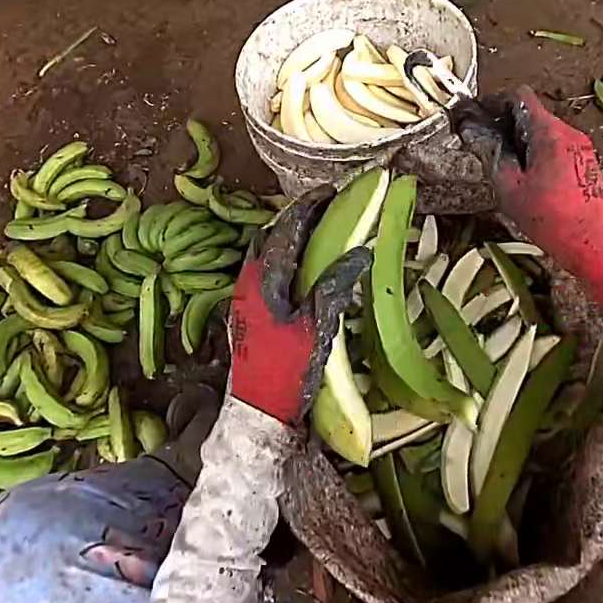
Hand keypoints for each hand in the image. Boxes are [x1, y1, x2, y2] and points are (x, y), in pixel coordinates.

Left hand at [227, 186, 371, 424]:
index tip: (331, 193)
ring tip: (318, 227)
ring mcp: (244, 293)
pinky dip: (283, 254)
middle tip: (327, 206)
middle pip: (272, 234)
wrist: (256, 410)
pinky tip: (302, 262)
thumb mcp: (317, 329)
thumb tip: (358, 253)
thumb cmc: (286, 370)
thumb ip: (334, 287)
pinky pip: (264, 267)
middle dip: (299, 217)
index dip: (309, 208)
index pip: (287, 230)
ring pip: (266, 250)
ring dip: (290, 234)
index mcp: (264, 280)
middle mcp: (248, 280)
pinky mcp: (247, 307)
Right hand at [450, 86, 602, 317]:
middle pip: (533, 113)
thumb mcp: (508, 186)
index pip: (520, 98)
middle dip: (506, 123)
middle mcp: (570, 134)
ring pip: (545, 130)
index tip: (479, 113)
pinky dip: (537, 149)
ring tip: (502, 158)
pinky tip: (525, 171)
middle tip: (484, 139)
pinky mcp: (586, 161)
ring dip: (522, 138)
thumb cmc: (548, 216)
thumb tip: (475, 133)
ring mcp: (582, 148)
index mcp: (550, 135)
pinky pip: (557, 145)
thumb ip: (492, 154)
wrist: (590, 242)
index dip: (495, 102)